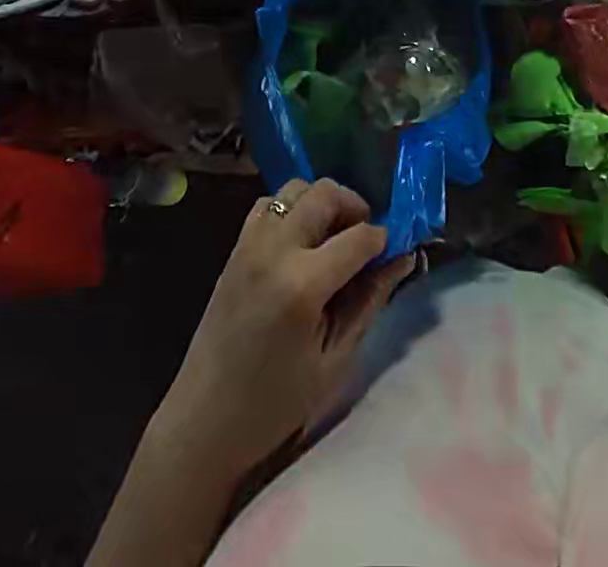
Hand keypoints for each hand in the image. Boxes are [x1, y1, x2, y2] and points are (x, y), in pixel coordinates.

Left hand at [148, 179, 415, 478]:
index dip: (384, 239)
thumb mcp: (335, 359)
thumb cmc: (277, 402)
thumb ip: (369, 300)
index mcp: (302, 283)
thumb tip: (402, 259)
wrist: (205, 419)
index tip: (394, 252)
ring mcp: (248, 244)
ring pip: (293, 189)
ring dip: (321, 203)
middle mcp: (273, 249)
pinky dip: (291, 209)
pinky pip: (267, 207)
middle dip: (355, 206)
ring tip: (334, 238)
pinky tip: (302, 243)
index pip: (358, 236)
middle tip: (366, 238)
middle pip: (323, 193)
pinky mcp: (234, 249)